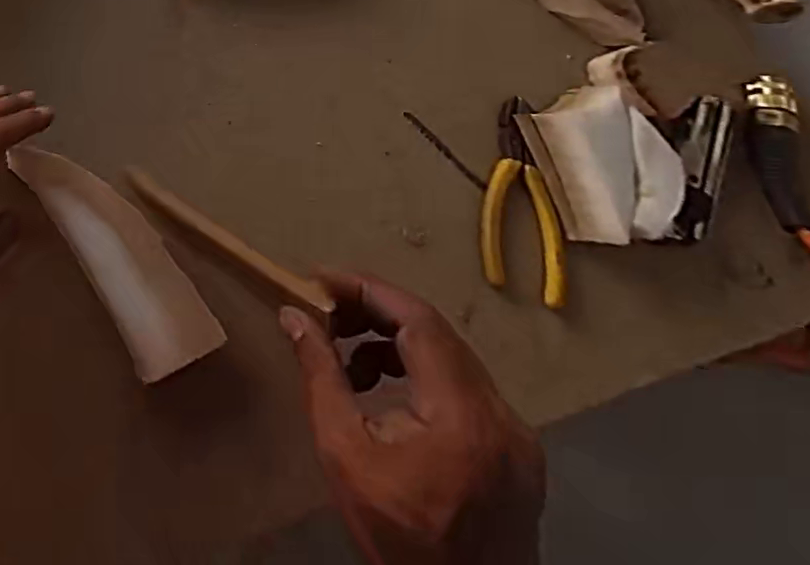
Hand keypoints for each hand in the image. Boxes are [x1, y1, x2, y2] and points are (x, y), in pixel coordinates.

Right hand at [280, 272, 544, 564]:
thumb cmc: (395, 530)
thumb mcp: (342, 449)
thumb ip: (319, 372)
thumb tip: (292, 314)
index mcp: (462, 414)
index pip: (418, 322)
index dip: (367, 289)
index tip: (319, 278)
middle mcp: (502, 416)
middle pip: (435, 333)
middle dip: (373, 313)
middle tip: (322, 313)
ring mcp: (516, 434)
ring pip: (449, 357)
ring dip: (391, 342)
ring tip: (344, 358)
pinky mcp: (515, 449)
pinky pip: (461, 385)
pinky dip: (416, 371)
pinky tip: (382, 391)